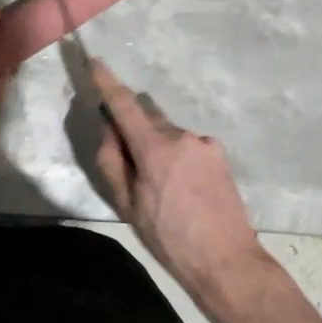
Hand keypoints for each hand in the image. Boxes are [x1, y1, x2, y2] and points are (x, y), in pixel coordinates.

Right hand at [91, 59, 266, 293]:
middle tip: (128, 163)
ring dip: (157, 146)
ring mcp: (203, 142)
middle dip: (133, 129)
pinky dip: (177, 156)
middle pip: (146, 118)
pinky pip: (187, 144)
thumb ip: (111, 160)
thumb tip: (108, 127)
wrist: (227, 262)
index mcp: (154, 148)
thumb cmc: (170, 239)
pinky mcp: (218, 152)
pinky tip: (183, 188)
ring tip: (161, 187)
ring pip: (167, 132)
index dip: (107, 81)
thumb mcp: (128, 205)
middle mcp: (180, 135)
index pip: (124, 104)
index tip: (94, 60)